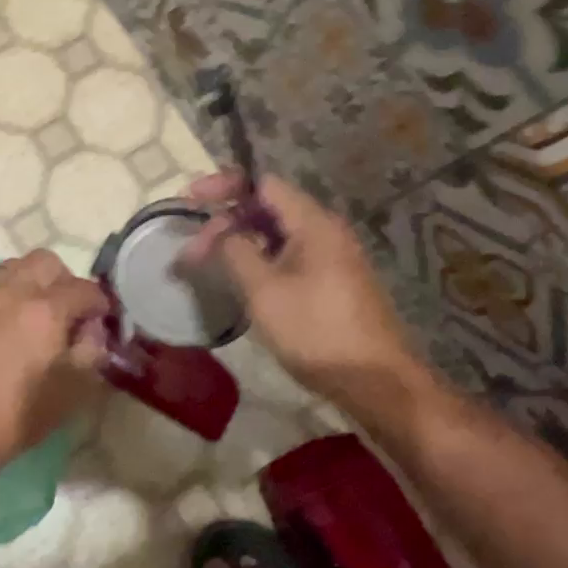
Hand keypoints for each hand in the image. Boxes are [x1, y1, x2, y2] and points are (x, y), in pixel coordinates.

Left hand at [0, 251, 109, 481]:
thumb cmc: (16, 415)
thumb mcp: (70, 392)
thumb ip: (90, 352)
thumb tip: (92, 329)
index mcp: (46, 310)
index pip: (86, 289)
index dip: (100, 305)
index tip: (101, 324)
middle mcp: (14, 289)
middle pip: (47, 262)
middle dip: (64, 282)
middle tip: (67, 314)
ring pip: (16, 267)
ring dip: (32, 283)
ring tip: (33, 316)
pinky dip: (6, 293)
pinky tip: (4, 323)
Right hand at [184, 172, 434, 418]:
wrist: (378, 383)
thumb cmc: (316, 331)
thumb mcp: (263, 290)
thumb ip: (236, 251)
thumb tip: (223, 233)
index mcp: (313, 222)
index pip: (262, 183)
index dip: (222, 186)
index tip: (189, 200)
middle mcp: (326, 231)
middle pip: (267, 208)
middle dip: (225, 222)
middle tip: (192, 251)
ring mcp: (333, 257)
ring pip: (277, 235)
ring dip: (240, 243)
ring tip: (208, 265)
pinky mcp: (334, 282)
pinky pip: (289, 256)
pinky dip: (260, 260)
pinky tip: (241, 283)